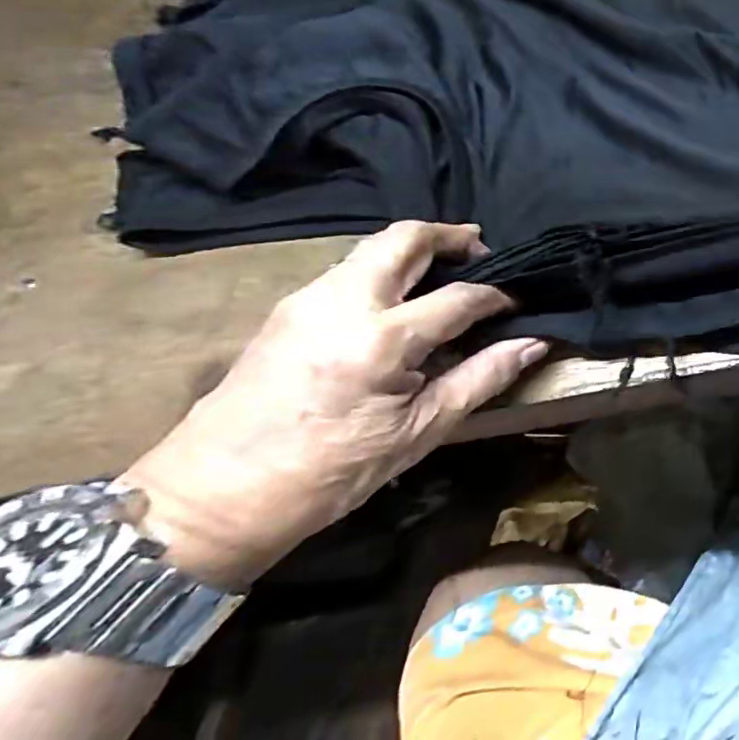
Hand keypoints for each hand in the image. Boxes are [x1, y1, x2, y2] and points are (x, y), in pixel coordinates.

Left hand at [120, 222, 547, 588]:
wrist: (205, 503)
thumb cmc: (327, 475)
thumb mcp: (419, 432)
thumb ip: (482, 377)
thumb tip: (533, 344)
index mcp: (379, 341)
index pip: (459, 296)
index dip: (498, 296)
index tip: (520, 304)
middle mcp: (340, 305)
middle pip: (404, 238)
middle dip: (452, 236)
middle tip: (483, 252)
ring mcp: (305, 302)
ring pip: (372, 247)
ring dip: (417, 249)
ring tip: (449, 273)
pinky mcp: (285, 312)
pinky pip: (349, 269)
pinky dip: (387, 268)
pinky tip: (404, 299)